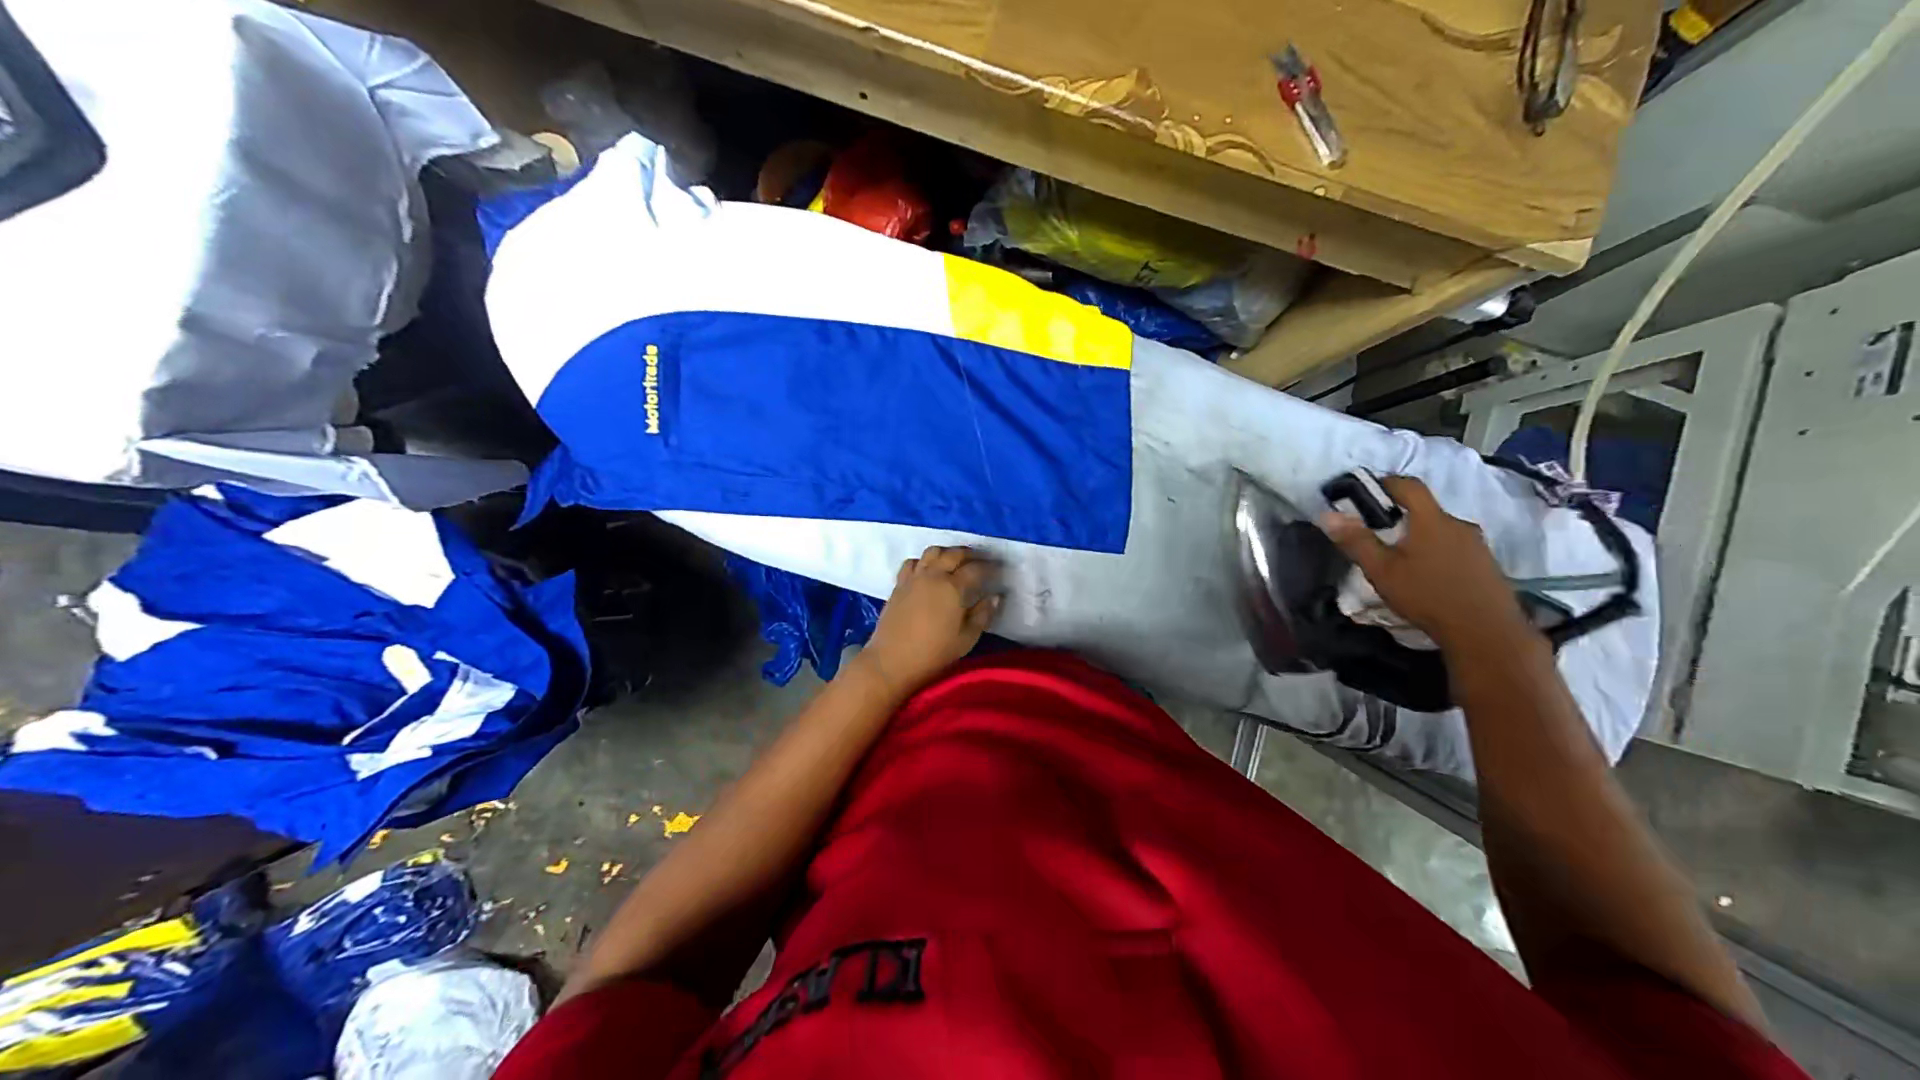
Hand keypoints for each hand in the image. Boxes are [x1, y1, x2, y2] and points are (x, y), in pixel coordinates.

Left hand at [851, 546, 1001, 698]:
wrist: (892, 661)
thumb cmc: (933, 653)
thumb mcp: (966, 639)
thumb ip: (982, 615)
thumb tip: (995, 597)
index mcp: (953, 587)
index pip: (976, 569)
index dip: (990, 567)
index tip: (999, 569)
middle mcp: (933, 575)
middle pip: (954, 554)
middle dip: (970, 554)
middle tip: (981, 560)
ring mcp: (914, 577)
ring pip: (932, 552)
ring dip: (947, 553)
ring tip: (955, 561)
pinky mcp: (899, 584)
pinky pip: (913, 562)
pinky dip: (924, 561)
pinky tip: (928, 570)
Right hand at [1319, 475, 1535, 654]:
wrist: (1486, 633)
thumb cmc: (1427, 596)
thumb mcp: (1382, 570)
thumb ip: (1356, 541)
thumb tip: (1329, 515)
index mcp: (1431, 520)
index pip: (1409, 485)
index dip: (1386, 482)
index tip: (1365, 492)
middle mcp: (1458, 524)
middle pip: (1425, 510)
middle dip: (1400, 516)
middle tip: (1377, 534)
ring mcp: (1477, 544)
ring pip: (1440, 530)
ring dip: (1420, 536)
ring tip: (1400, 559)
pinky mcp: (1486, 564)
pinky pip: (1455, 547)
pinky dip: (1437, 552)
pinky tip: (1427, 575)